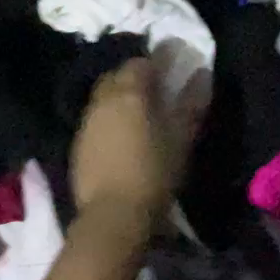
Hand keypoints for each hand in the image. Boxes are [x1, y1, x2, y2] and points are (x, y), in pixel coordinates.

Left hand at [69, 51, 208, 225]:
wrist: (112, 216)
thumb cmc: (154, 173)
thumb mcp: (182, 139)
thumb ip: (191, 103)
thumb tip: (201, 74)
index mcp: (130, 92)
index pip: (140, 62)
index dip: (156, 65)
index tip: (170, 76)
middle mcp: (104, 99)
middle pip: (117, 75)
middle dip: (134, 78)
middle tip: (154, 95)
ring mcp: (87, 121)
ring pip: (103, 96)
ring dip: (119, 99)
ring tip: (137, 118)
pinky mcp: (77, 143)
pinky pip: (94, 119)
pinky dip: (107, 120)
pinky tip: (119, 139)